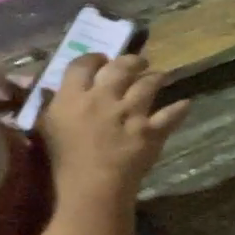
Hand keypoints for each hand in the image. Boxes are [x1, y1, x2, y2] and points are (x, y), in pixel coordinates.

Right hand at [37, 54, 189, 198]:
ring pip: (147, 87)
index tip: (102, 57)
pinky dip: (181, 108)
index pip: (82, 65)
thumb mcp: (47, 122)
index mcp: (73, 95)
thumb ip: (53, 103)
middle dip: (131, 61)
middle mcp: (104, 99)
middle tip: (140, 61)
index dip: (94, 58)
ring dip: (156, 78)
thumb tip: (54, 90)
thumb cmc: (65, 154)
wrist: (93, 178)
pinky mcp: (153, 130)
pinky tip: (187, 102)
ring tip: (162, 75)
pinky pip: (171, 115)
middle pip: (120, 70)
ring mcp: (131, 114)